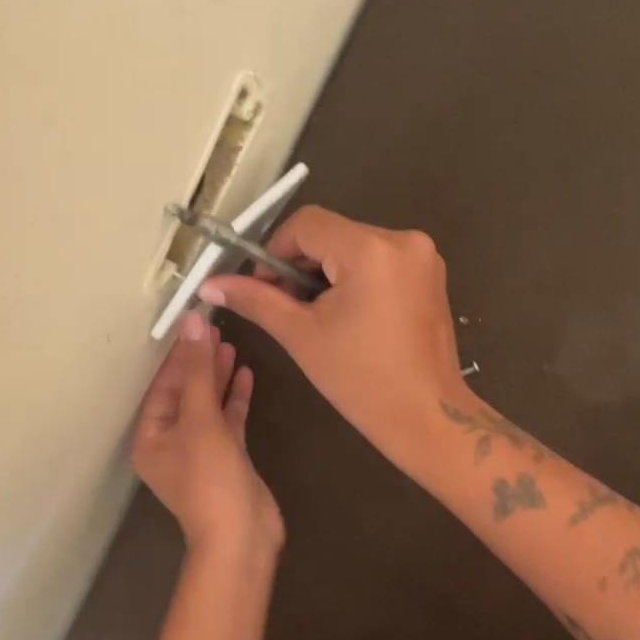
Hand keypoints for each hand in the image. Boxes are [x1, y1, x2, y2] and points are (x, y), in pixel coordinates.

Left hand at [134, 310, 282, 556]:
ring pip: (207, 406)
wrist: (241, 536)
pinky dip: (234, 400)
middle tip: (217, 328)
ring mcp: (200, 453)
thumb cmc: (210, 478)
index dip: (179, 355)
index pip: (162, 386)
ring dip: (218, 378)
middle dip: (199, 363)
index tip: (196, 322)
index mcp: (150, 437)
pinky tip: (246, 375)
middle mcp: (170, 443)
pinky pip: (227, 422)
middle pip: (184, 394)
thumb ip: (198, 371)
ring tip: (232, 344)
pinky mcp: (227, 460)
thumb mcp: (201, 420)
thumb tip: (193, 322)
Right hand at [198, 206, 466, 457]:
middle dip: (299, 264)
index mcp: (371, 249)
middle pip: (330, 233)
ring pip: (352, 246)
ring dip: (324, 272)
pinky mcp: (429, 274)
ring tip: (312, 315)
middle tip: (283, 306)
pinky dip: (352, 278)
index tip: (261, 288)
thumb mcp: (300, 335)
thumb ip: (255, 300)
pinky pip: (378, 260)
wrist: (424, 416)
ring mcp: (422, 256)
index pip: (306, 224)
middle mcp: (402, 240)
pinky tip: (344, 315)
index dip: (274, 251)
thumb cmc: (359, 379)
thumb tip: (210, 285)